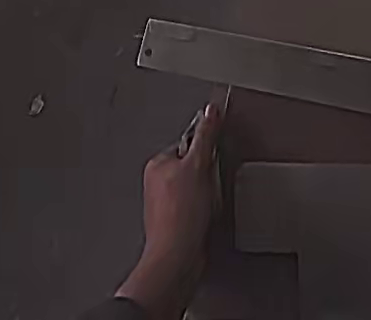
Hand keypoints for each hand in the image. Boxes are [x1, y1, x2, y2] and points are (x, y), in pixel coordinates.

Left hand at [116, 104, 220, 319]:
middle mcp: (157, 182)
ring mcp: (165, 204)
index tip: (212, 157)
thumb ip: (205, 136)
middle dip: (205, 175)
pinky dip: (204, 213)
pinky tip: (205, 220)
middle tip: (209, 186)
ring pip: (196, 189)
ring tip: (206, 207)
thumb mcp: (198, 165)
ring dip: (206, 196)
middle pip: (192, 166)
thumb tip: (210, 111)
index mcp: (158, 163)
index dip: (203, 151)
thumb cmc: (180, 215)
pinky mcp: (176, 223)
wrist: (178, 259)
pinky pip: (196, 209)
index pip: (186, 143)